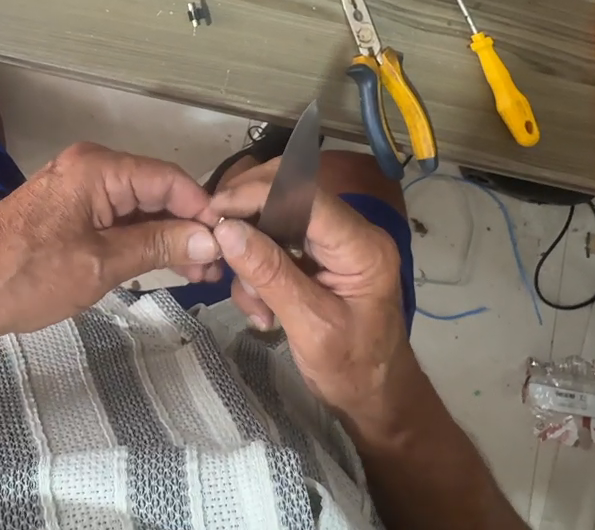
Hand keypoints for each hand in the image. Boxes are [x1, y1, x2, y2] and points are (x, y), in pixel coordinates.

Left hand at [0, 142, 222, 337]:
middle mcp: (94, 167)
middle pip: (158, 190)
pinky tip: (163, 264)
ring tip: (199, 274)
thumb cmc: (25, 273)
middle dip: (190, 226)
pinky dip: (141, 239)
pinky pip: (119, 217)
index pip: (172, 179)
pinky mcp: (71, 210)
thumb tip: (212, 240)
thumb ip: (159, 246)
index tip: (232, 245)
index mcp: (101, 167)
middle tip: (218, 269)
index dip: (205, 211)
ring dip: (168, 236)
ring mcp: (80, 188)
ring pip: (140, 206)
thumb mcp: (100, 263)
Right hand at [205, 161, 410, 415]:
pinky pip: (279, 238)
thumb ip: (270, 275)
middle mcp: (351, 231)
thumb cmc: (354, 372)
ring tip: (252, 300)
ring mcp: (335, 241)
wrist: (378, 402)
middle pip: (290, 191)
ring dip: (251, 248)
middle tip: (217, 238)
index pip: (305, 195)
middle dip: (249, 211)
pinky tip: (260, 304)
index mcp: (361, 245)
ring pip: (277, 214)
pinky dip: (258, 264)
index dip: (257, 192)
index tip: (216, 209)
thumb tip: (226, 229)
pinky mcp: (319, 254)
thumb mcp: (310, 328)